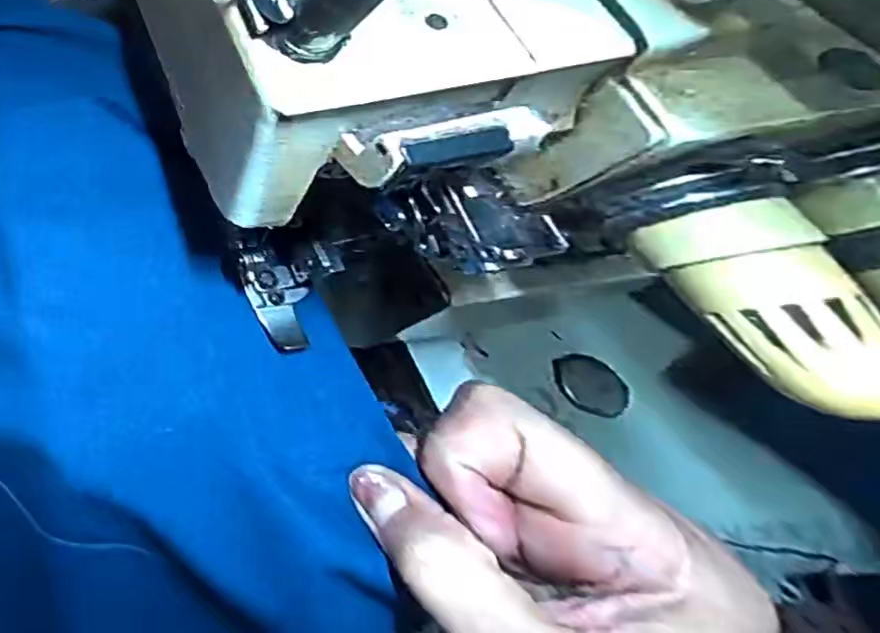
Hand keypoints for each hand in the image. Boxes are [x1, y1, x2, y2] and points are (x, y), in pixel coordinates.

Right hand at [350, 382, 774, 632]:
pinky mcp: (535, 568)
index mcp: (646, 537)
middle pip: (473, 451)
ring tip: (455, 587)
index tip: (468, 540)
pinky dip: (431, 544)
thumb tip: (365, 481)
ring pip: (453, 485)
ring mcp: (568, 548)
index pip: (501, 424)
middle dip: (439, 502)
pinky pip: (455, 520)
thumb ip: (449, 569)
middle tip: (458, 570)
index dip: (455, 466)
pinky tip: (445, 580)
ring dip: (430, 527)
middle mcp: (606, 526)